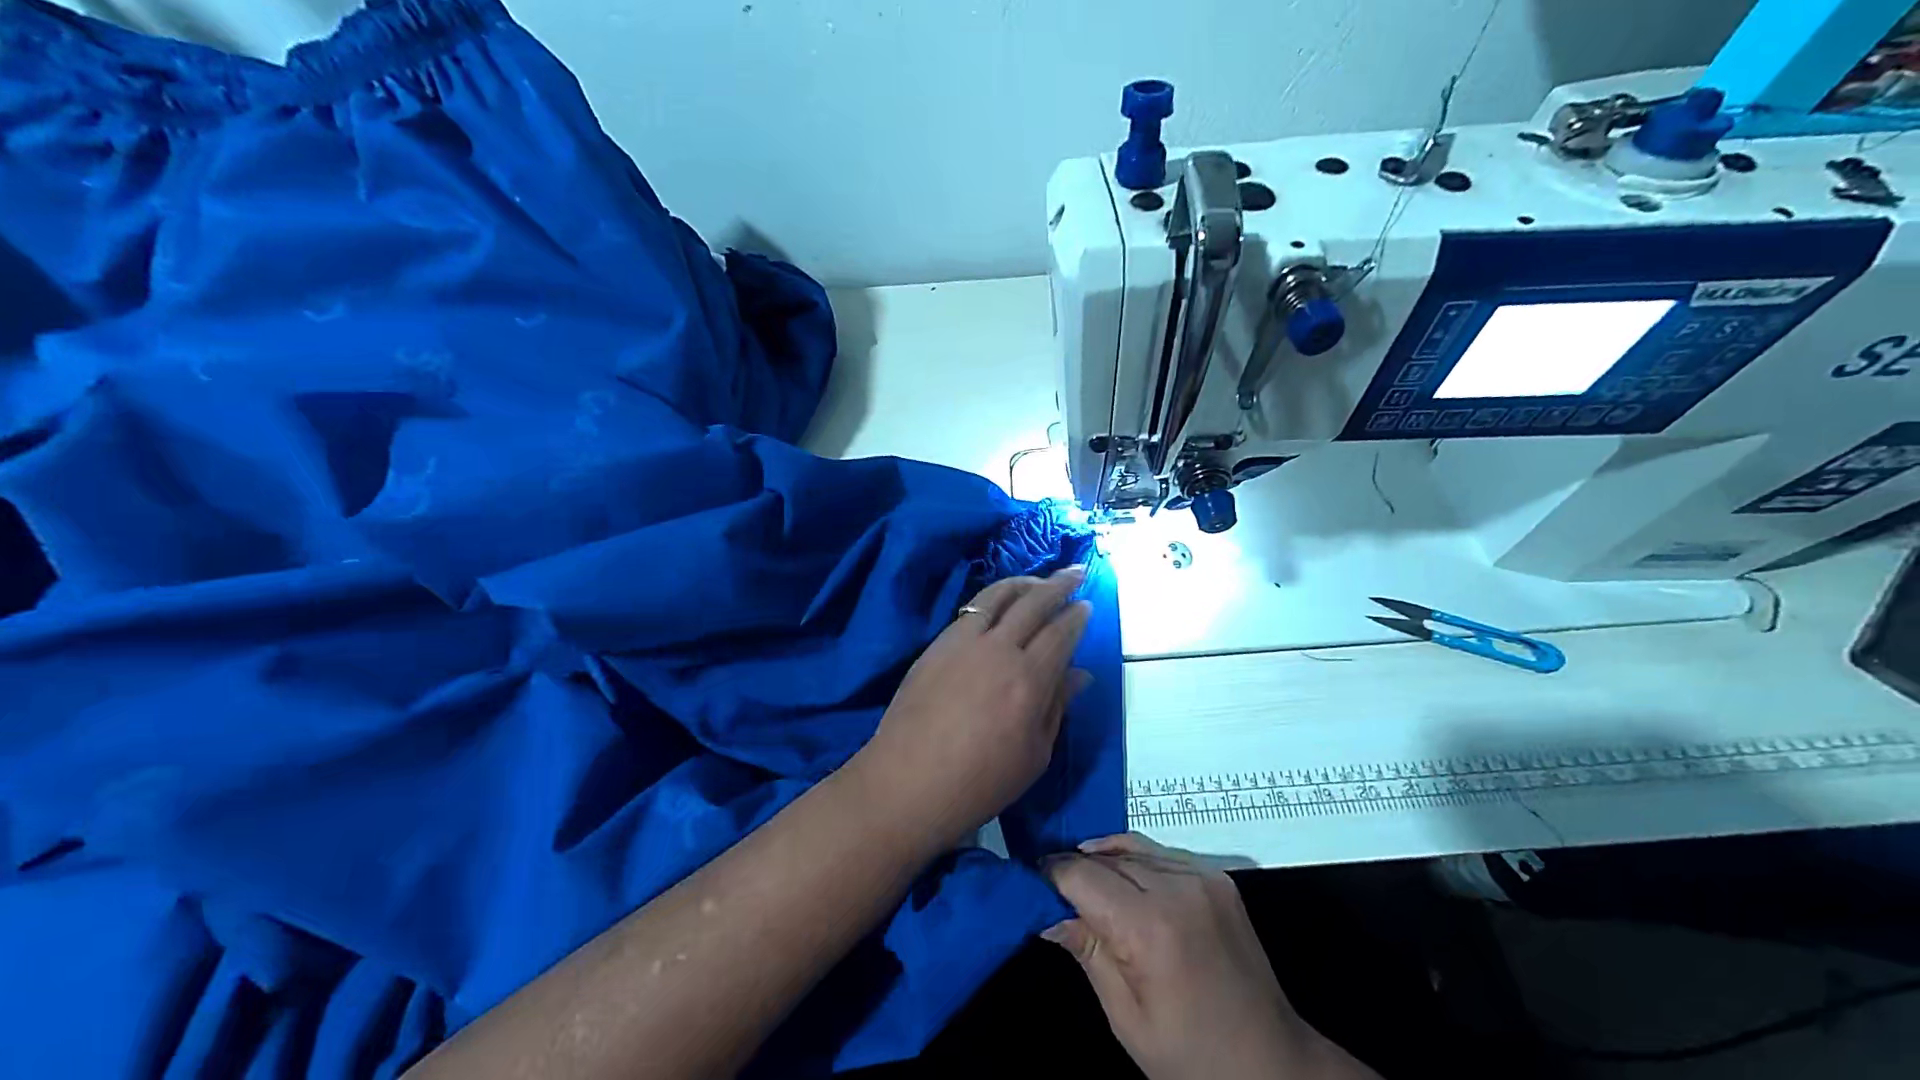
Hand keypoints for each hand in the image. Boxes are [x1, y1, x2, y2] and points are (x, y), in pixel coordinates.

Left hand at [851, 566, 1092, 852]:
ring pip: (998, 596)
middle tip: (1077, 571)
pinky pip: (971, 610)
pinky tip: (999, 604)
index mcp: (1029, 679)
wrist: (908, 782)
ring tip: (1038, 579)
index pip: (1061, 633)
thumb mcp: (1035, 755)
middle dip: (1059, 583)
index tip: (1087, 604)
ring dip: (1024, 582)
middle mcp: (998, 649)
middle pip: (1034, 603)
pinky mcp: (936, 644)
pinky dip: (992, 598)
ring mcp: (962, 642)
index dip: (1077, 616)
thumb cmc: (981, 782)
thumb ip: (1057, 706)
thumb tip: (1079, 674)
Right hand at [1043, 834, 1378, 1079]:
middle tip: (1052, 885)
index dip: (1051, 873)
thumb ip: (1087, 953)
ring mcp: (1203, 877)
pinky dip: (1137, 861)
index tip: (1031, 880)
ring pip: (1133, 847)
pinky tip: (1126, 882)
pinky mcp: (1219, 877)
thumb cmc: (1190, 1053)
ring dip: (1104, 859)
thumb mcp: (1127, 1018)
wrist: (1272, 1061)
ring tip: (1085, 882)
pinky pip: (1162, 854)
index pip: (1082, 874)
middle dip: (1075, 866)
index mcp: (1150, 926)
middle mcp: (1177, 887)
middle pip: (1106, 856)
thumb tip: (1046, 915)